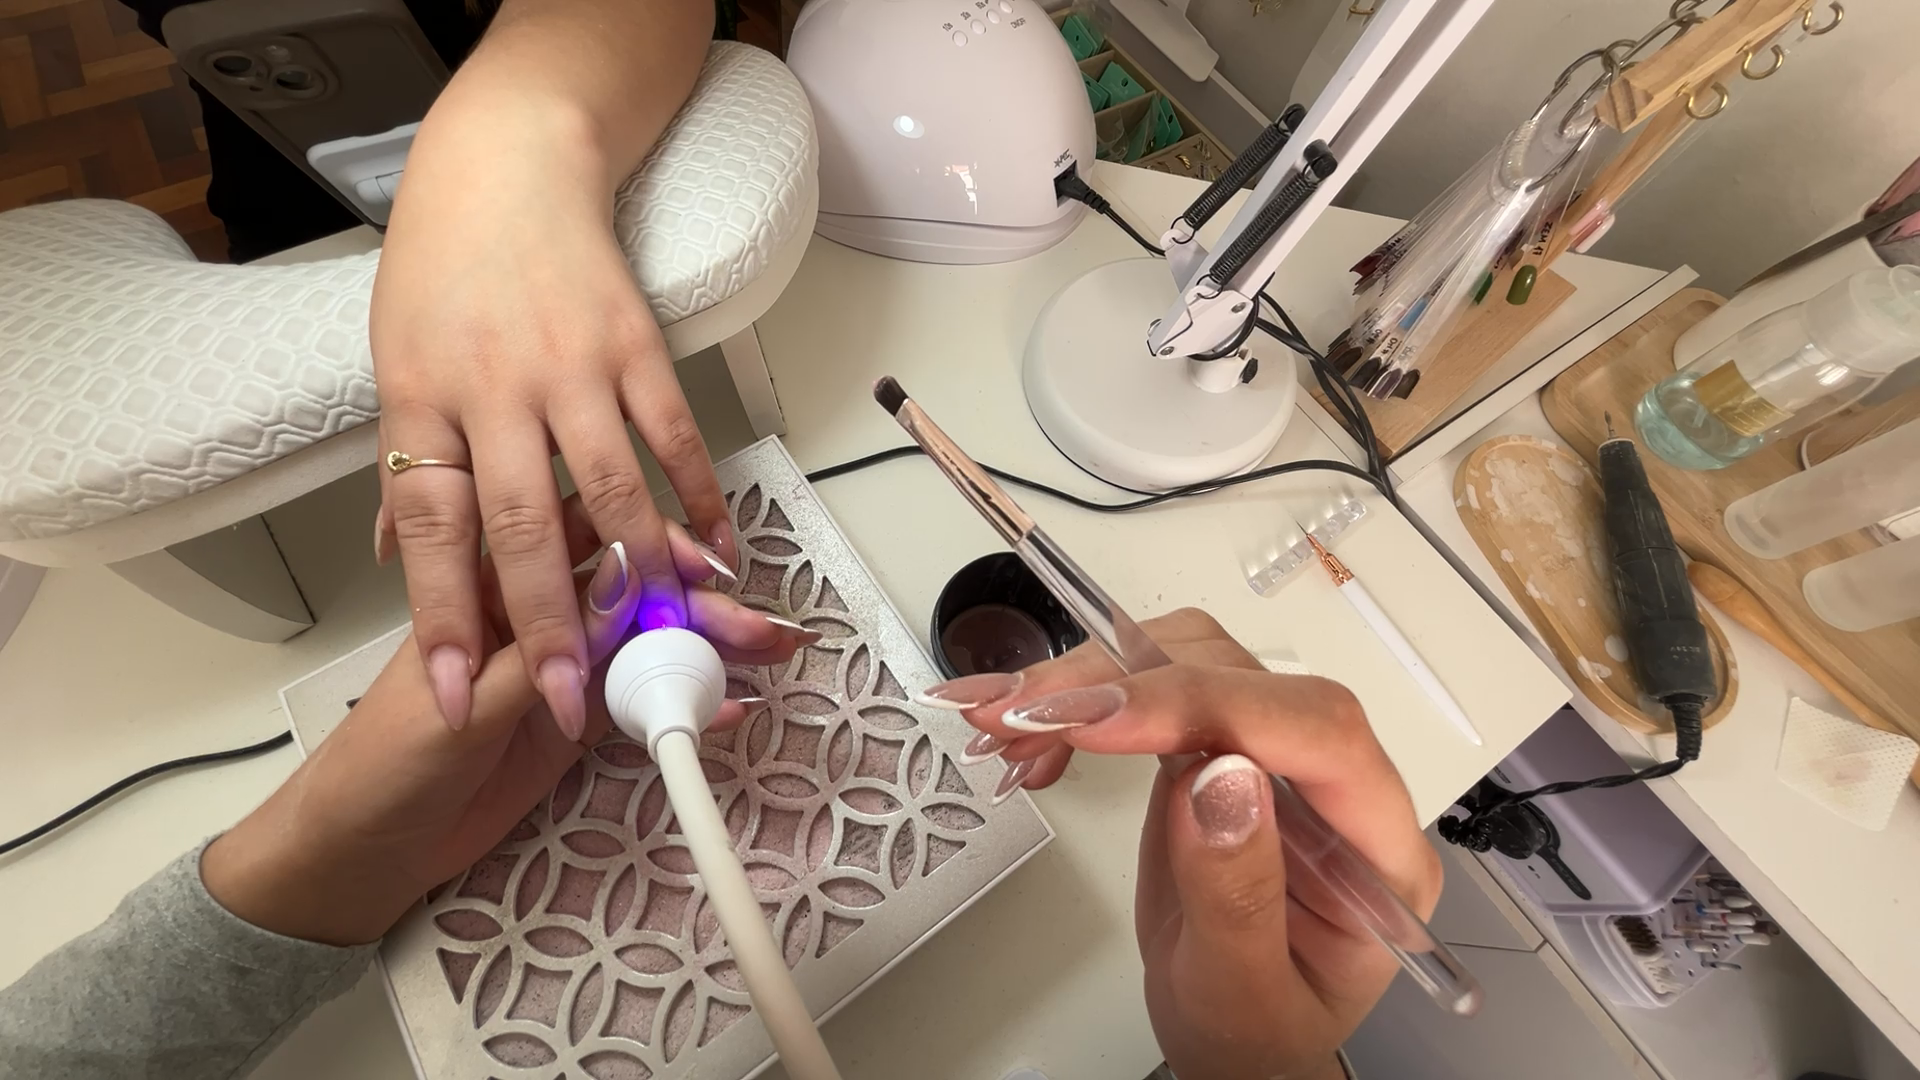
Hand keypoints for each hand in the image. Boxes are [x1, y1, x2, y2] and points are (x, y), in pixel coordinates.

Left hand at [203, 498, 804, 946]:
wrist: (363, 853)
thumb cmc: (383, 763)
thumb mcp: (461, 704)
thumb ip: (541, 650)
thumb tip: (620, 588)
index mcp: (504, 590)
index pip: (591, 545)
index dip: (654, 547)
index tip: (706, 570)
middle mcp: (550, 617)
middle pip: (642, 595)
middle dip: (706, 608)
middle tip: (760, 631)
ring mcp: (575, 667)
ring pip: (658, 642)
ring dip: (714, 648)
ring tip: (770, 655)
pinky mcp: (590, 715)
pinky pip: (651, 696)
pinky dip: (692, 700)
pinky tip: (728, 706)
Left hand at [369, 26, 724, 744]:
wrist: (509, 170)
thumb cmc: (448, 269)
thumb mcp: (398, 361)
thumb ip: (408, 462)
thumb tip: (401, 550)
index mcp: (421, 401)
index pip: (428, 531)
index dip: (442, 620)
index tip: (455, 698)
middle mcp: (496, 391)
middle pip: (522, 526)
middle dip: (546, 623)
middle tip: (567, 697)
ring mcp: (574, 369)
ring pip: (611, 488)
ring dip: (641, 568)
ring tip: (664, 630)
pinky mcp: (638, 350)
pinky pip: (673, 437)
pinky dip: (699, 495)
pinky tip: (720, 544)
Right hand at [941, 610, 1440, 1079]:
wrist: (1231, 1024)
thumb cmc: (1250, 1030)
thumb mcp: (1242, 991)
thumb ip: (1237, 892)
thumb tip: (1218, 775)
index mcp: (1372, 836)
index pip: (1311, 727)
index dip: (1203, 705)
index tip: (1096, 722)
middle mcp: (1324, 769)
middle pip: (1229, 672)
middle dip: (1111, 681)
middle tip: (1010, 713)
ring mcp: (1262, 743)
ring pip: (1178, 657)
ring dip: (1079, 679)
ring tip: (997, 720)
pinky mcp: (1208, 737)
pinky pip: (1144, 685)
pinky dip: (1075, 699)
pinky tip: (1028, 737)